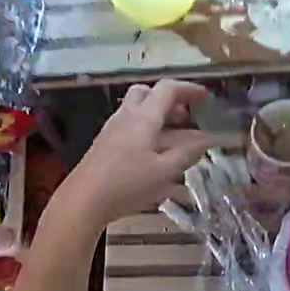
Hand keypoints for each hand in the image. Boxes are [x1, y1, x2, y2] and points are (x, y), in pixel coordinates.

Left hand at [51, 80, 214, 233]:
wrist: (83, 201)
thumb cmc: (127, 185)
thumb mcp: (164, 172)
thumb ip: (187, 153)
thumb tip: (207, 138)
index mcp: (143, 117)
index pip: (167, 89)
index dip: (188, 89)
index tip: (206, 98)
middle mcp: (125, 117)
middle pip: (147, 92)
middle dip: (169, 99)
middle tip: (187, 116)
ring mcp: (111, 130)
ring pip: (136, 110)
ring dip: (158, 115)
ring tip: (176, 137)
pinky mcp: (104, 145)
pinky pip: (129, 126)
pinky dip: (146, 130)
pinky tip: (155, 153)